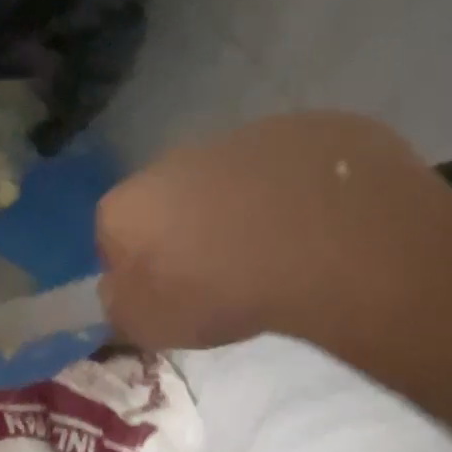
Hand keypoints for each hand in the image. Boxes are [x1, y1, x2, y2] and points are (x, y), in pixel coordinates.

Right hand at [96, 111, 445, 349]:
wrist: (340, 249)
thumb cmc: (223, 293)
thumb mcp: (145, 325)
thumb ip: (117, 301)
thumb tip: (120, 284)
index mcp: (127, 205)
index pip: (112, 232)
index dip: (134, 263)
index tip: (161, 289)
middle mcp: (175, 159)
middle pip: (169, 196)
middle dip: (184, 226)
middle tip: (215, 270)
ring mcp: (248, 136)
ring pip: (230, 176)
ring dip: (240, 205)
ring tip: (273, 248)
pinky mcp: (315, 126)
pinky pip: (292, 164)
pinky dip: (295, 190)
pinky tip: (316, 224)